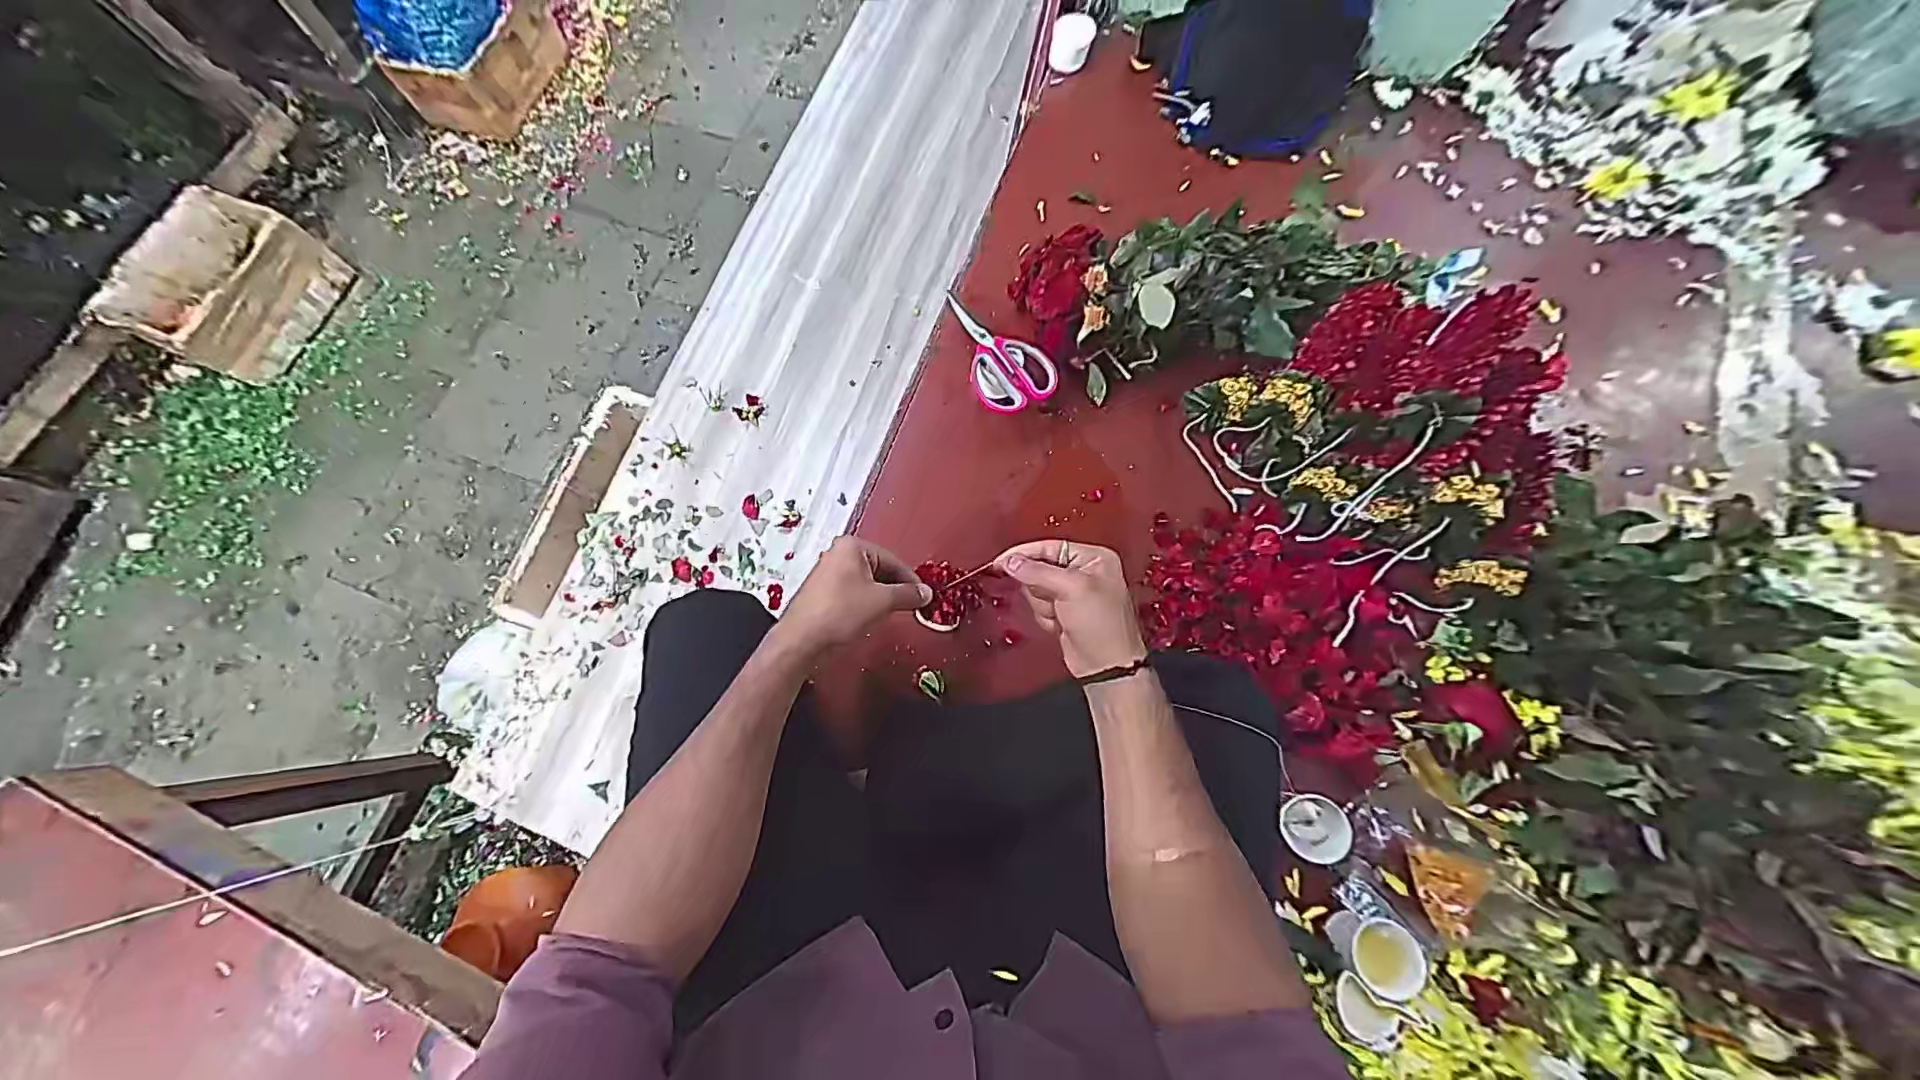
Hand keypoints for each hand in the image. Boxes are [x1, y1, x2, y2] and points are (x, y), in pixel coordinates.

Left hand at [771, 537, 931, 658]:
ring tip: (888, 614)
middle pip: (880, 569)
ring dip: (881, 598)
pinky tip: (868, 618)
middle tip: (910, 606)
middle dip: (895, 589)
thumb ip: (908, 594)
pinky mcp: (824, 591)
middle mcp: (838, 554)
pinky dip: (866, 603)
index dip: (911, 581)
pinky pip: (854, 592)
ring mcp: (829, 572)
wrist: (802, 641)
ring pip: (868, 582)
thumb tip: (925, 593)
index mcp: (852, 547)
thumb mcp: (882, 602)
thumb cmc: (838, 614)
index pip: (893, 560)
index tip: (923, 596)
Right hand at [995, 539, 1147, 677]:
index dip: (1025, 554)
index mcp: (1094, 558)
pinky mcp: (1063, 612)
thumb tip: (1011, 562)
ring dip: (1043, 605)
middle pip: (1039, 569)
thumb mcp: (1071, 589)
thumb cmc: (1103, 625)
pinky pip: (1039, 607)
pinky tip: (1060, 625)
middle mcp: (1083, 572)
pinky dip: (1045, 617)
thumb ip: (1037, 572)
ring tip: (1061, 615)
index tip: (1002, 562)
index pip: (1050, 547)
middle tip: (1053, 599)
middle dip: (1041, 588)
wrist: (1106, 667)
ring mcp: (1072, 593)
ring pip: (1035, 590)